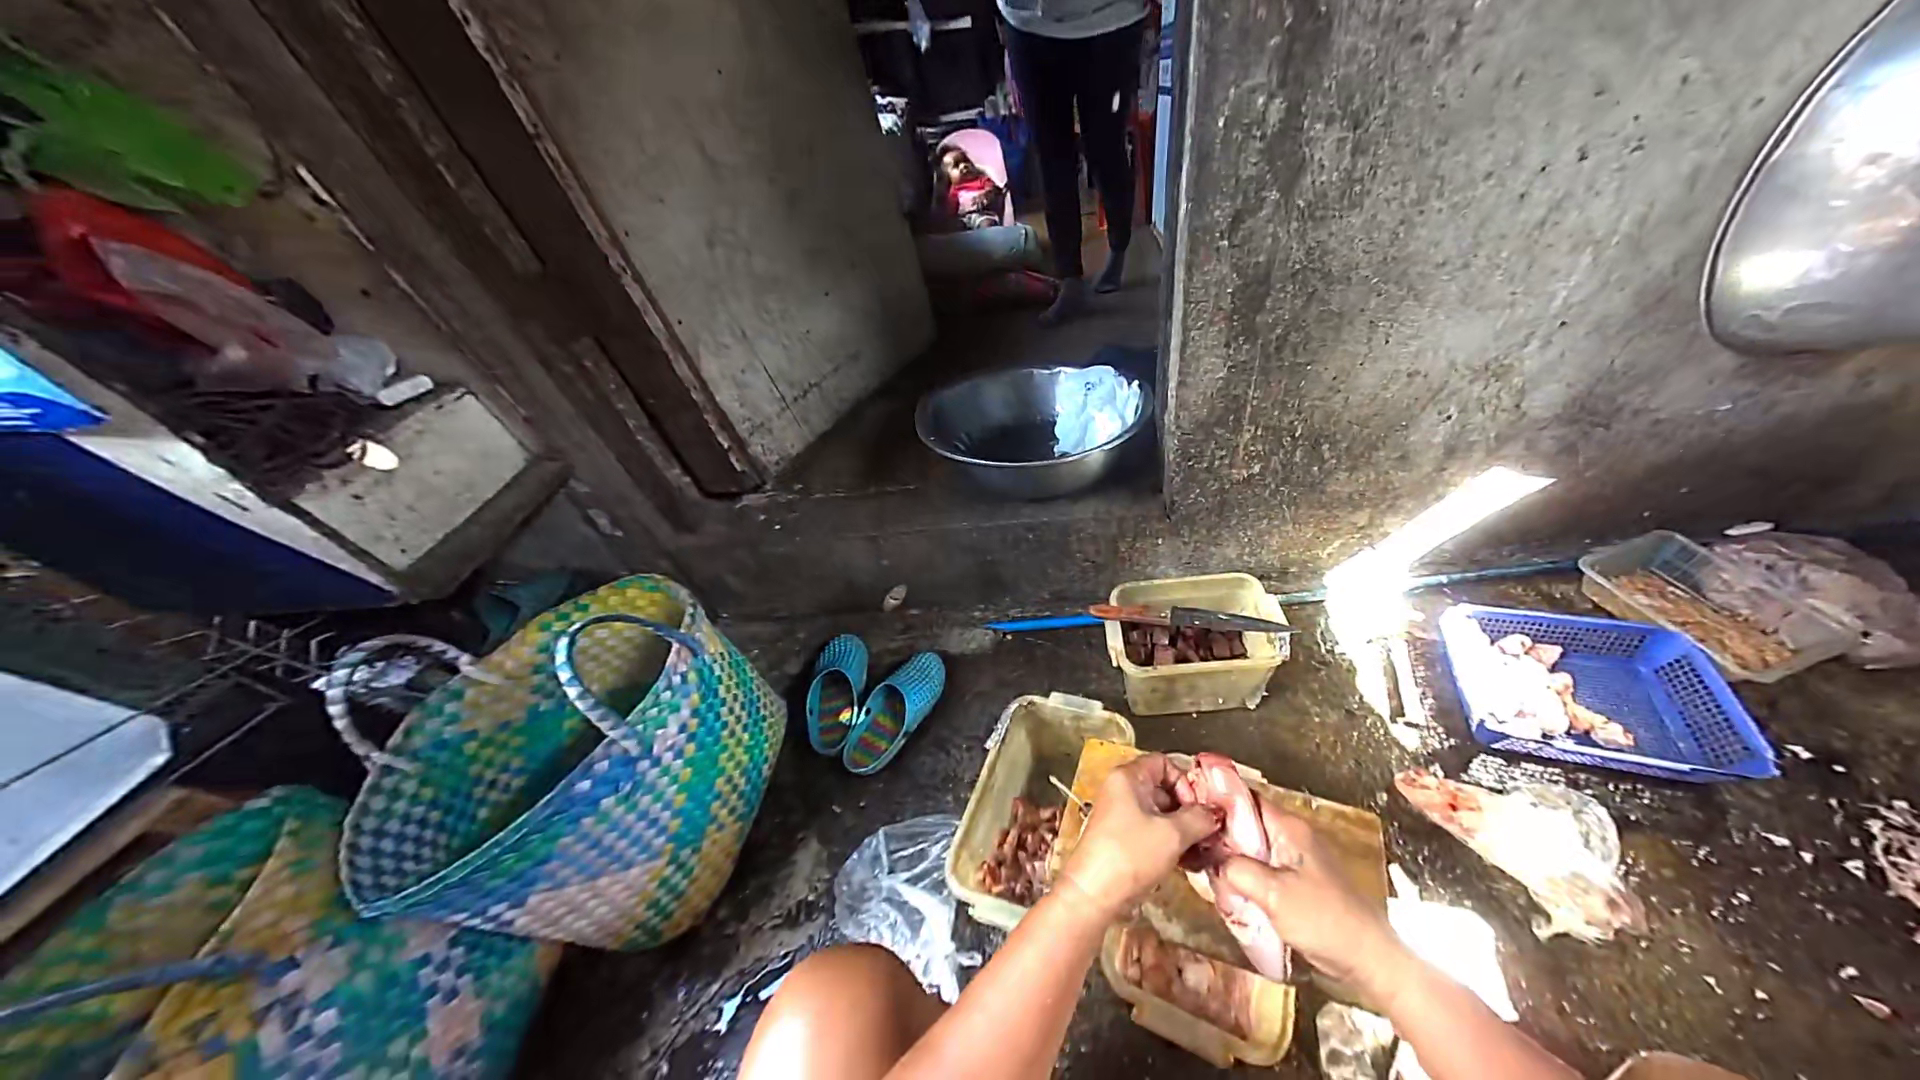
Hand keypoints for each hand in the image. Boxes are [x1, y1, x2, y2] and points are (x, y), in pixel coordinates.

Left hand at [1057, 754, 1218, 918]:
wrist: (1093, 893)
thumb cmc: (1130, 854)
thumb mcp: (1172, 834)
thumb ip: (1199, 818)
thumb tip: (1215, 813)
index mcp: (1127, 777)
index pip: (1163, 763)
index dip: (1184, 781)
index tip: (1197, 808)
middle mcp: (1121, 790)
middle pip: (1163, 787)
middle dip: (1188, 808)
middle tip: (1206, 831)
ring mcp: (1120, 814)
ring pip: (1159, 812)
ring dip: (1182, 829)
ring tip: (1200, 850)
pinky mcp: (1122, 838)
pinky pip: (1152, 831)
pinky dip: (1170, 841)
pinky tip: (1187, 862)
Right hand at [1211, 799, 1410, 997]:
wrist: (1371, 961)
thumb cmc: (1325, 921)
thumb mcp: (1273, 894)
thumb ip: (1237, 869)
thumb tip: (1212, 858)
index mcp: (1289, 828)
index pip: (1245, 797)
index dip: (1216, 797)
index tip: (1189, 806)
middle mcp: (1292, 836)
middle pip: (1245, 821)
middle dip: (1218, 832)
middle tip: (1191, 843)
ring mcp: (1296, 859)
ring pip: (1251, 846)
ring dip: (1230, 856)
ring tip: (1204, 867)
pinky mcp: (1298, 881)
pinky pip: (1261, 867)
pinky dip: (1244, 874)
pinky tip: (1229, 889)